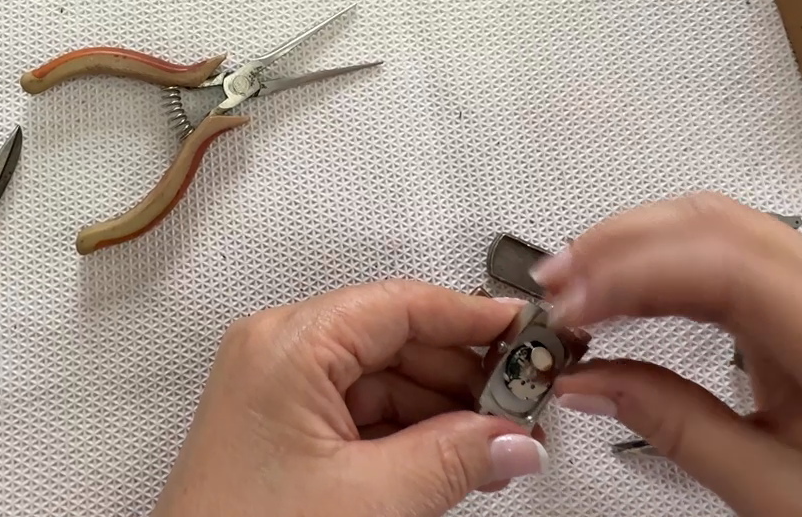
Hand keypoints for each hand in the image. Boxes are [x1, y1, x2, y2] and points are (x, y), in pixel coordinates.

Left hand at [152, 280, 547, 516]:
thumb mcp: (369, 500)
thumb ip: (452, 459)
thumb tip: (512, 436)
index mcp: (289, 343)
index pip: (395, 305)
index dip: (466, 315)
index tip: (522, 329)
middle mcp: (278, 348)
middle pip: (390, 336)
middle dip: (460, 370)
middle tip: (523, 402)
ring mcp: (278, 382)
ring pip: (378, 374)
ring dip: (439, 406)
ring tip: (499, 440)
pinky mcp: (282, 419)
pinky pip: (358, 406)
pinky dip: (407, 429)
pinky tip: (453, 457)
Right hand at [540, 193, 801, 516]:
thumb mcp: (776, 500)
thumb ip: (671, 427)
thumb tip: (576, 379)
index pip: (736, 272)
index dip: (638, 273)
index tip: (571, 302)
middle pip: (721, 227)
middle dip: (621, 244)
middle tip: (555, 280)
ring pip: (717, 219)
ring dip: (633, 238)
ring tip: (575, 274)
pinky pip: (726, 240)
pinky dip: (660, 249)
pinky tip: (622, 274)